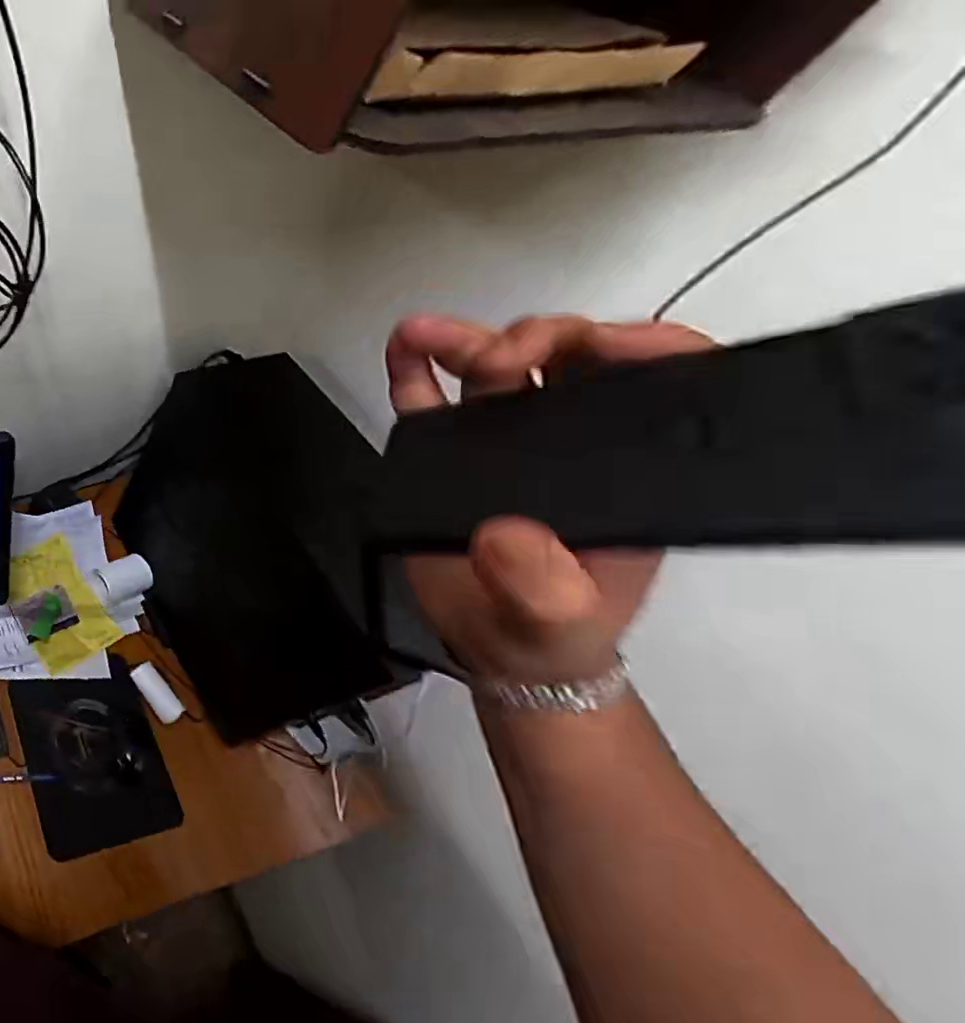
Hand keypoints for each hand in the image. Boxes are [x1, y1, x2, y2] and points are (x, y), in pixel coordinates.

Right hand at [385, 314, 714, 683]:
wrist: (497, 648)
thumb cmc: (547, 633)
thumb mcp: (560, 619)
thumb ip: (542, 586)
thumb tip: (499, 535)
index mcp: (628, 470)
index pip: (662, 383)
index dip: (643, 346)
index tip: (602, 345)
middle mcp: (573, 443)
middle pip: (568, 360)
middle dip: (536, 339)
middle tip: (495, 356)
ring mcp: (507, 445)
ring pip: (495, 371)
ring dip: (463, 342)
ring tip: (419, 334)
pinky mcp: (450, 456)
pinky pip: (432, 404)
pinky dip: (416, 373)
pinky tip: (400, 352)